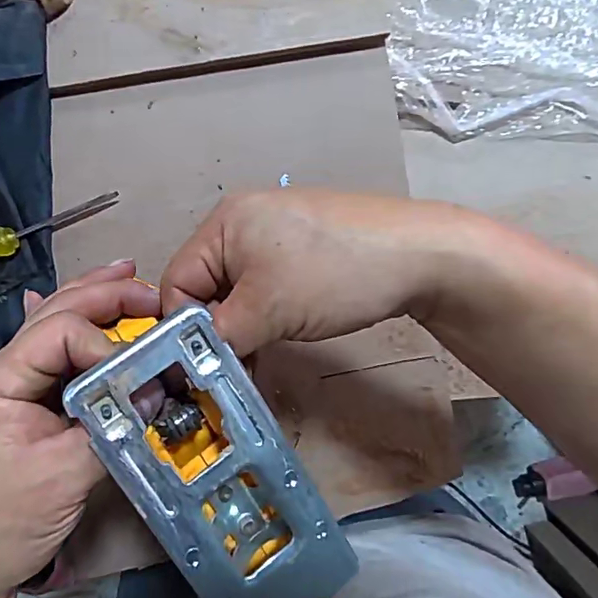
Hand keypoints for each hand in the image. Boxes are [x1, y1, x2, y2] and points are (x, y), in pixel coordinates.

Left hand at [0, 263, 159, 597]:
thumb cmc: (0, 526)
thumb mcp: (62, 477)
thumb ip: (110, 426)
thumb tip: (156, 390)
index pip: (60, 334)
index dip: (106, 343)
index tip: (140, 372)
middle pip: (54, 316)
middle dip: (103, 296)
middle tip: (149, 290)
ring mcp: (4, 388)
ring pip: (52, 328)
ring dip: (92, 302)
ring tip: (126, 278)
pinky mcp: (17, 406)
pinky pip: (49, 355)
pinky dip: (74, 328)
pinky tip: (81, 305)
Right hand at [159, 189, 480, 355]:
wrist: (420, 256)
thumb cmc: (334, 274)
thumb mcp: (267, 308)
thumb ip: (219, 336)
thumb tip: (189, 362)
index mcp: (225, 223)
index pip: (177, 282)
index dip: (180, 329)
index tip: (193, 371)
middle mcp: (245, 222)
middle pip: (206, 287)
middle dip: (214, 332)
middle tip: (222, 375)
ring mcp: (279, 235)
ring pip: (238, 292)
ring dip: (241, 331)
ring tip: (253, 365)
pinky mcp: (305, 251)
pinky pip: (267, 289)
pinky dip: (265, 319)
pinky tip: (275, 344)